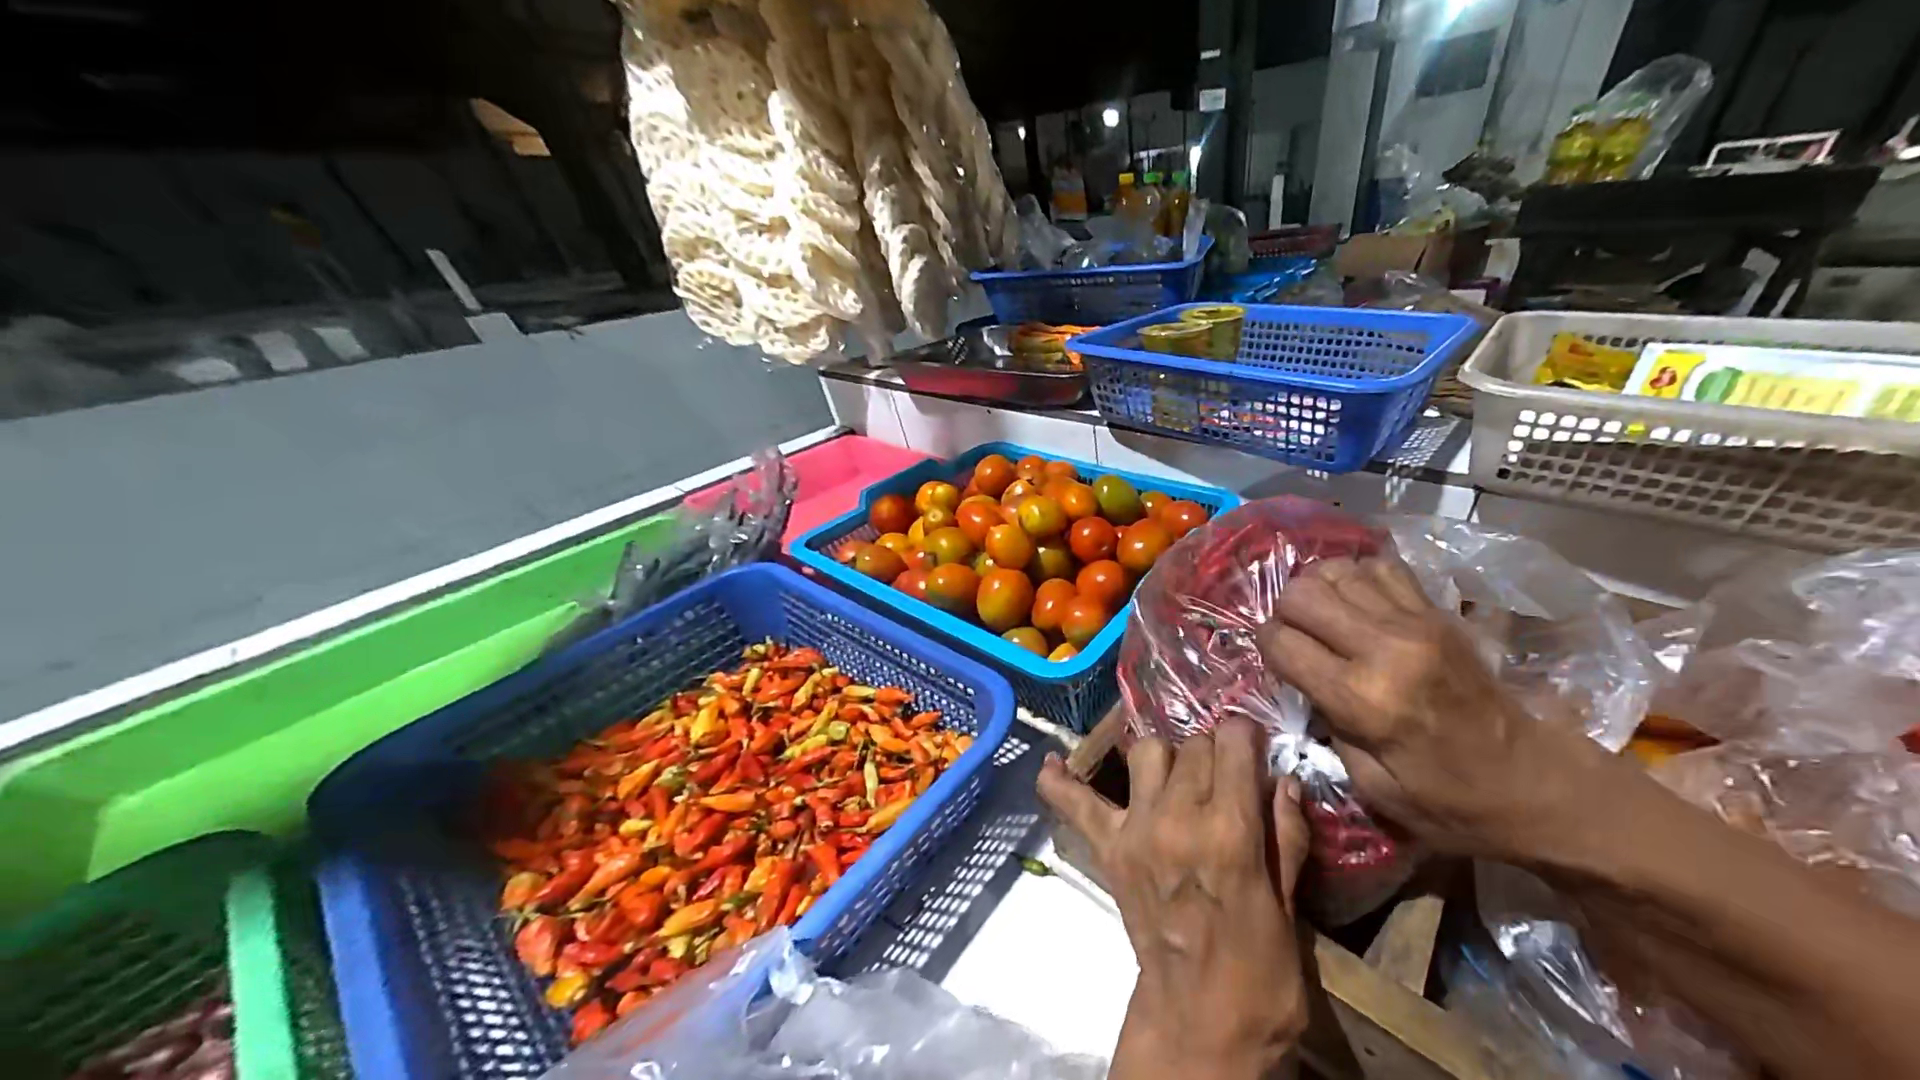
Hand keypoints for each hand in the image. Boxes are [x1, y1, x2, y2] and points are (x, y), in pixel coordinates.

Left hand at [1037, 717, 1309, 1079]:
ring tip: (1177, 780)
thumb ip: (1286, 833)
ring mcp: (1136, 829)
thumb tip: (1283, 777)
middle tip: (1222, 777)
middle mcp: (1178, 818)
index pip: (1230, 741)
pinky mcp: (1107, 846)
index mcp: (1231, 831)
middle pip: (1191, 744)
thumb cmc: (1261, 971)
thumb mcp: (1289, 903)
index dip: (1244, 736)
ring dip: (1164, 758)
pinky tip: (1053, 764)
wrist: (1201, 1021)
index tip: (1250, 746)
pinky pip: (1072, 801)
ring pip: (1146, 752)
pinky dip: (1059, 781)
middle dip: (1212, 752)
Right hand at [1256, 556, 1626, 861]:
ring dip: (1317, 591)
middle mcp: (1386, 648)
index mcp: (1363, 698)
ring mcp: (1416, 623)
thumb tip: (1297, 678)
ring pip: (1336, 571)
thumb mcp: (1367, 783)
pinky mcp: (1438, 613)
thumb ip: (1324, 722)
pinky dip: (1356, 578)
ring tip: (1322, 617)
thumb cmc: (1446, 800)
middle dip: (1284, 613)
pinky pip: (1378, 567)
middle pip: (1301, 594)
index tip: (1276, 663)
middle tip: (1295, 637)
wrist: (1536, 784)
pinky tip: (1356, 603)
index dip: (1265, 648)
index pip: (1281, 641)